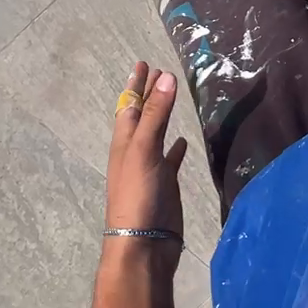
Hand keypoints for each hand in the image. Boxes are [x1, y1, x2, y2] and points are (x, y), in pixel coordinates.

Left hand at [105, 62, 188, 233]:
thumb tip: (166, 76)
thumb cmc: (137, 194)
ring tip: (172, 95)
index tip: (143, 62)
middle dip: (148, 93)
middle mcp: (135, 150)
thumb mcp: (144, 149)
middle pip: (142, 114)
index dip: (136, 83)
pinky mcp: (165, 182)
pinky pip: (169, 157)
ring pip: (156, 132)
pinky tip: (183, 139)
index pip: (129, 103)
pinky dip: (175, 146)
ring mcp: (150, 167)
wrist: (144, 245)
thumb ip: (155, 114)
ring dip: (161, 114)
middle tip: (158, 71)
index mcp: (125, 140)